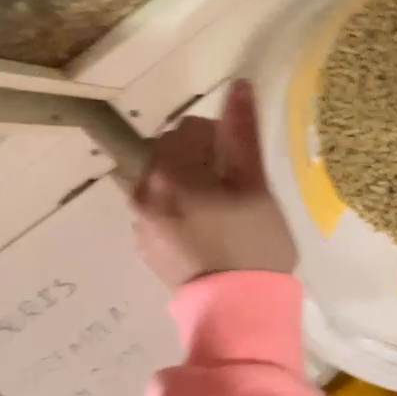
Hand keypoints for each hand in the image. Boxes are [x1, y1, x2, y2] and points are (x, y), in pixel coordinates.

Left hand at [132, 79, 297, 287]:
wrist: (237, 309)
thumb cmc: (254, 244)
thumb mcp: (256, 186)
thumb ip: (242, 135)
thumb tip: (237, 86)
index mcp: (171, 172)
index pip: (191, 128)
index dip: (222, 139)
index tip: (244, 166)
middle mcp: (144, 191)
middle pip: (170, 151)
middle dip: (200, 158)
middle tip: (235, 186)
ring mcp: (140, 222)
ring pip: (163, 181)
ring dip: (189, 183)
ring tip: (222, 210)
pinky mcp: (145, 246)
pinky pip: (159, 210)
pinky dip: (180, 209)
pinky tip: (208, 232)